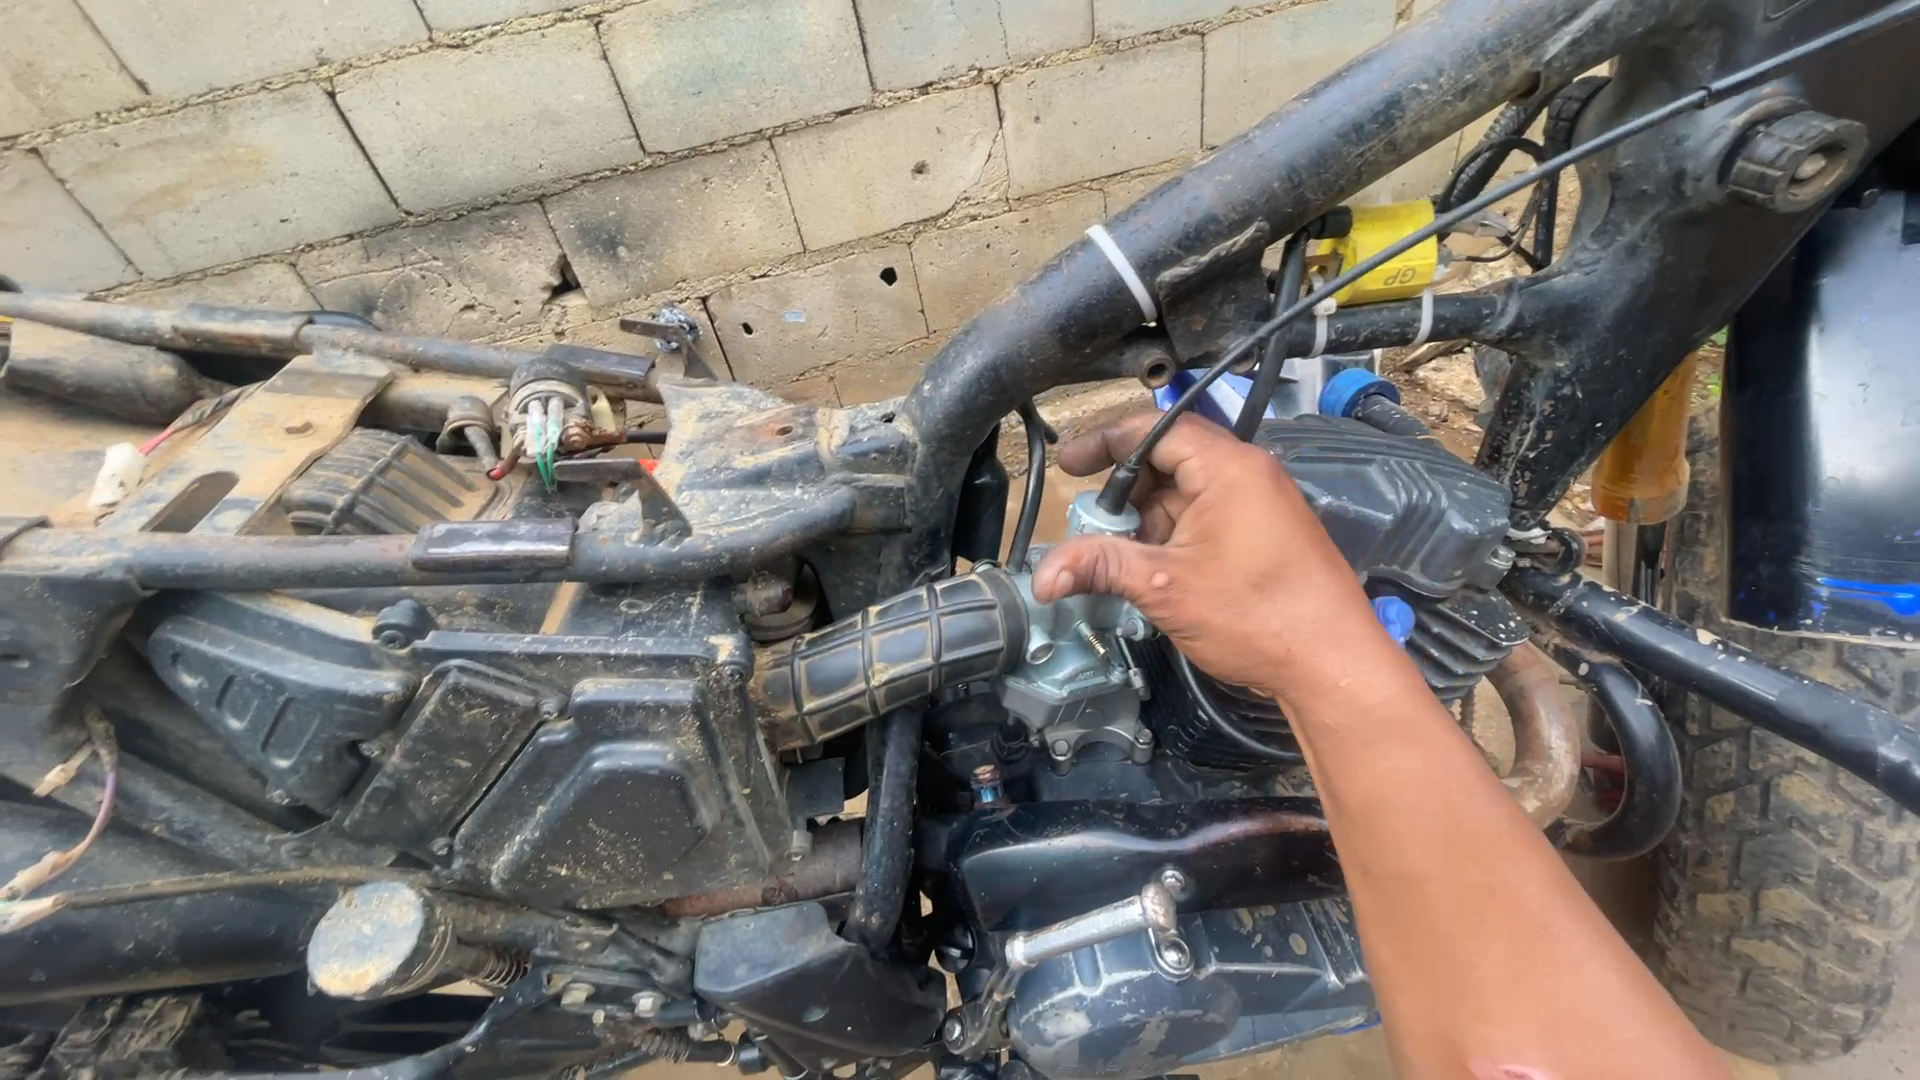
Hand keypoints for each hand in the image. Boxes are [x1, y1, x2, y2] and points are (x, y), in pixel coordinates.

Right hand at [1031, 413, 1392, 704]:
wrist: (1332, 665)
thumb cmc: (1254, 615)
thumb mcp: (1164, 586)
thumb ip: (1100, 566)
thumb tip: (1041, 576)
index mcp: (1228, 468)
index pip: (1155, 429)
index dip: (1105, 442)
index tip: (1068, 465)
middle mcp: (1246, 474)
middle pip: (1167, 459)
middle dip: (1123, 490)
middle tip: (1090, 523)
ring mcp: (1257, 504)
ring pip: (1183, 493)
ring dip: (1144, 519)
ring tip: (1116, 555)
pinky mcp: (1261, 533)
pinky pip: (1203, 517)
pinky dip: (1169, 535)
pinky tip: (1149, 568)